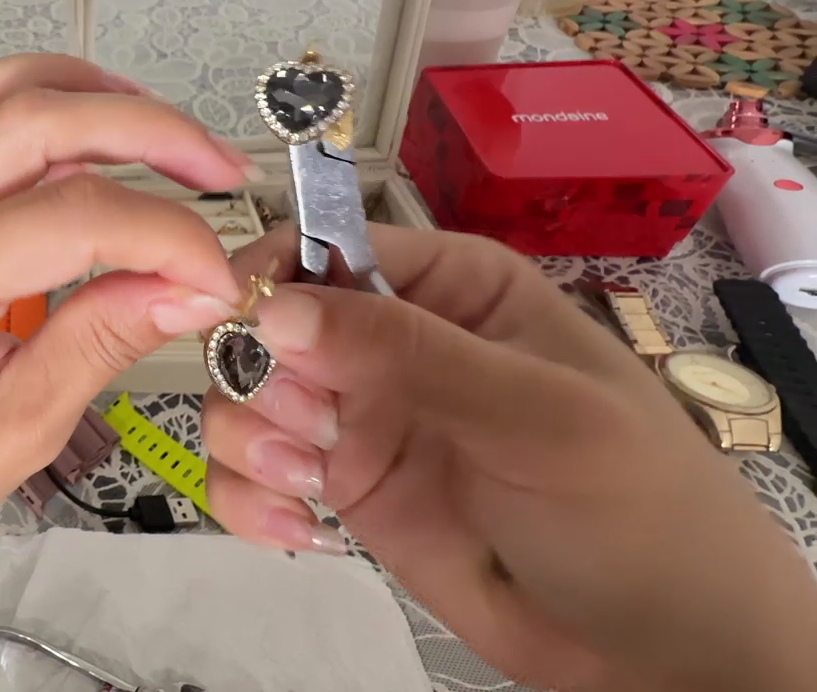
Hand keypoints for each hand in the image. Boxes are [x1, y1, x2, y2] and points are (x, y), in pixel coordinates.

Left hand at [0, 53, 260, 691]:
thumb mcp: (16, 432)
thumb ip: (100, 343)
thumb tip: (190, 285)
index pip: (67, 219)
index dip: (164, 234)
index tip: (215, 277)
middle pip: (29, 123)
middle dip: (142, 129)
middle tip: (219, 167)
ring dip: (81, 90)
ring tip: (156, 123)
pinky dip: (25, 99)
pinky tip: (76, 124)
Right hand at [202, 225, 816, 691]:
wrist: (658, 662)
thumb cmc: (632, 515)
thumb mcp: (538, 417)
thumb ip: (407, 350)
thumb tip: (271, 310)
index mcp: (438, 286)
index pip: (315, 244)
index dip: (264, 276)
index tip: (242, 328)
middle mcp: (376, 338)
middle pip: (255, 320)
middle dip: (261, 376)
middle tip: (311, 427)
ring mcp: (345, 409)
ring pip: (236, 392)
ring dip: (251, 437)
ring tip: (307, 484)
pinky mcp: (325, 476)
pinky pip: (242, 468)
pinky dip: (248, 496)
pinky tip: (299, 525)